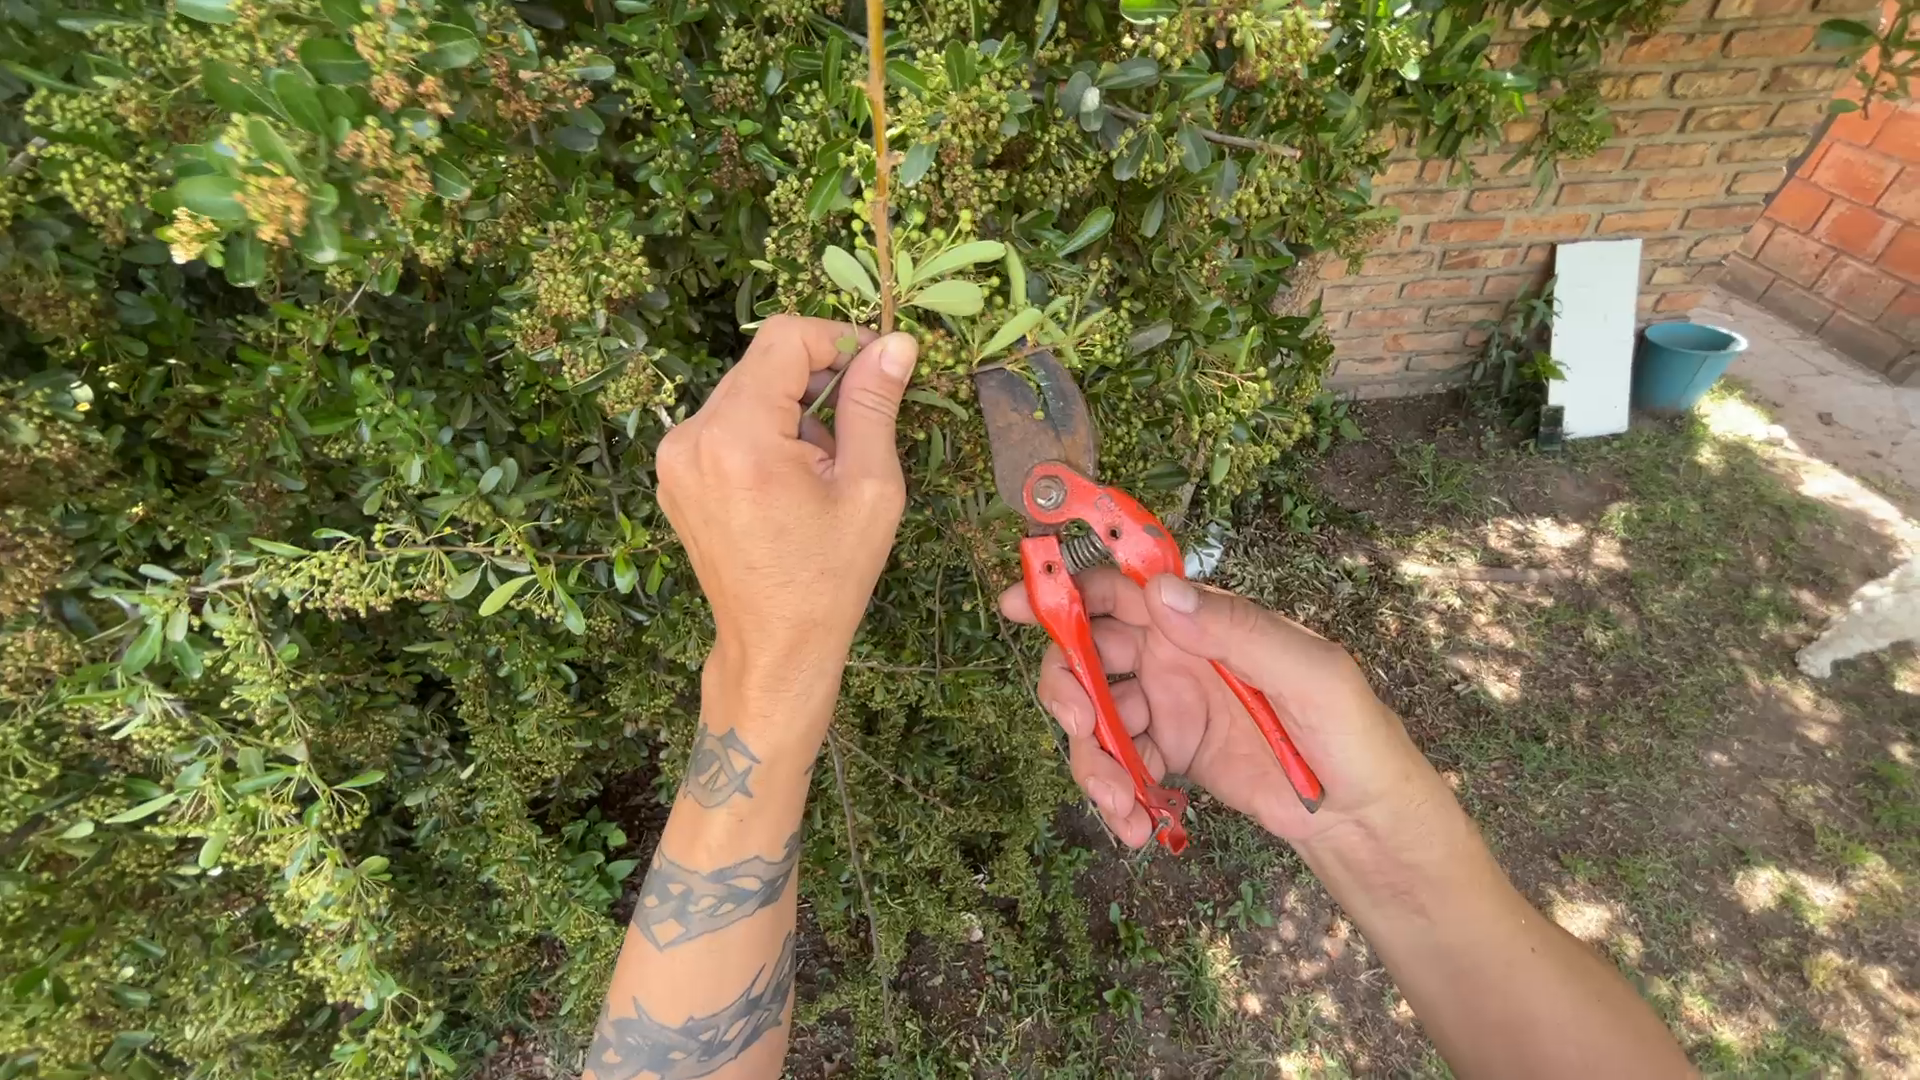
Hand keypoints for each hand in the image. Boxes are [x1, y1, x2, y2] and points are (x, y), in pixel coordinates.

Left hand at [658, 316, 916, 692]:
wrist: (775, 644)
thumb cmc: (831, 575)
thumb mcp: (869, 488)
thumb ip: (875, 405)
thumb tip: (896, 344)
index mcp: (740, 437)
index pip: (784, 339)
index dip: (838, 340)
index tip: (876, 368)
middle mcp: (692, 437)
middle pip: (762, 364)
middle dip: (818, 381)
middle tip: (858, 428)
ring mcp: (675, 458)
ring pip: (745, 393)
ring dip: (792, 410)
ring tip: (822, 467)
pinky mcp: (674, 476)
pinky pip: (725, 425)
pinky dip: (764, 433)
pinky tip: (788, 481)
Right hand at [1000, 569, 1456, 861]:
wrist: (1363, 822)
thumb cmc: (1352, 734)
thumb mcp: (1311, 672)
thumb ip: (1237, 629)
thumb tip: (1159, 592)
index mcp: (1200, 620)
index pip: (1119, 590)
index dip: (1064, 589)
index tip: (1019, 603)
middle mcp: (1172, 655)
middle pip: (1087, 653)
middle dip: (1066, 686)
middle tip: (1077, 723)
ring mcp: (1165, 706)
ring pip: (1093, 714)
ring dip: (1089, 756)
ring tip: (1117, 801)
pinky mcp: (1165, 754)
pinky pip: (1115, 763)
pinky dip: (1112, 792)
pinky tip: (1133, 823)